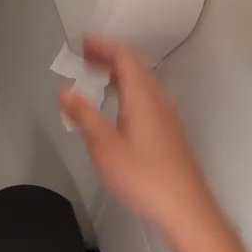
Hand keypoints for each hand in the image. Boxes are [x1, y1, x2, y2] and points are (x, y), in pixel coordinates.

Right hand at [59, 36, 225, 243]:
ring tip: (98, 81)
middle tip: (86, 58)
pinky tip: (119, 111)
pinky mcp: (172, 134)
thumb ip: (85, 117)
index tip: (83, 43)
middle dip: (110, 58)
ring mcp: (169, 118)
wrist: (185, 208)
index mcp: (143, 98)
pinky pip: (149, 100)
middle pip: (136, 68)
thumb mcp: (105, 147)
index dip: (104, 46)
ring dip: (120, 76)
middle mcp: (159, 101)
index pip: (125, 58)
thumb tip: (66, 92)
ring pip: (144, 85)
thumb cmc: (143, 176)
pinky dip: (129, 93)